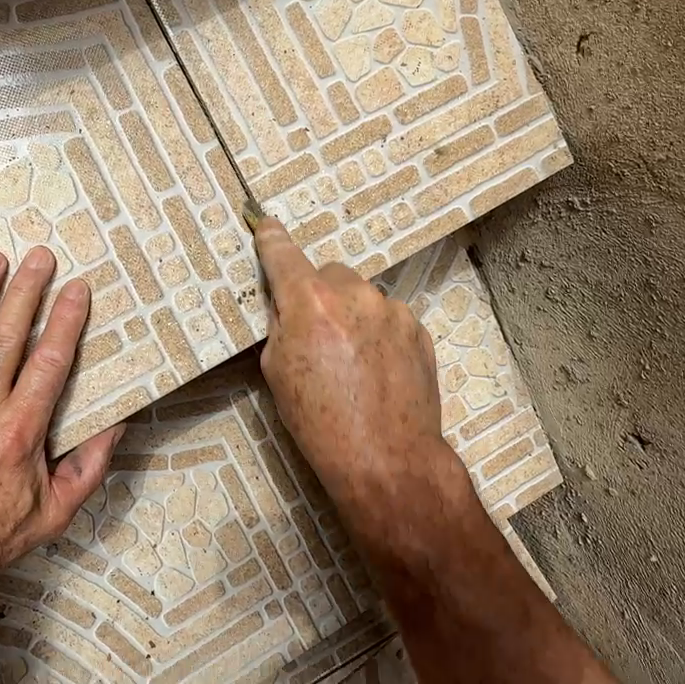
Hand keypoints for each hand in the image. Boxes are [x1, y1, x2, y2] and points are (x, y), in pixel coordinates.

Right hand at [253, 219, 456, 514]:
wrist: (388, 459)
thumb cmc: (319, 422)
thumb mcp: (277, 371)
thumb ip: (282, 326)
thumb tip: (289, 305)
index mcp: (310, 302)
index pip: (284, 255)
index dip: (272, 240)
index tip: (267, 225)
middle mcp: (353, 293)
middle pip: (328, 274)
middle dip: (319, 295)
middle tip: (317, 336)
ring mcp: (391, 309)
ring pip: (360, 296)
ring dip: (351, 313)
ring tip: (353, 361)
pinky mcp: (417, 327)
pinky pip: (387, 317)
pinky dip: (377, 332)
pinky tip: (377, 369)